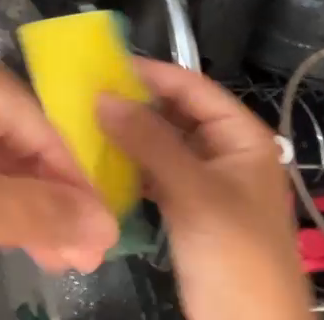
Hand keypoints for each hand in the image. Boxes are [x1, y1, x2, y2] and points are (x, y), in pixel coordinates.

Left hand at [0, 53, 120, 272]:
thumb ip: (39, 213)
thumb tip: (105, 223)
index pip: (46, 129)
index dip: (77, 184)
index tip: (101, 236)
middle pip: (24, 143)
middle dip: (53, 201)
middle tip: (80, 256)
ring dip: (27, 207)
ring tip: (54, 259)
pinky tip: (15, 238)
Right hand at [96, 59, 310, 319]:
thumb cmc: (236, 256)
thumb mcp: (194, 193)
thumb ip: (148, 140)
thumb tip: (100, 94)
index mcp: (243, 138)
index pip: (191, 86)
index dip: (149, 72)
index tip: (99, 66)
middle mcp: (225, 151)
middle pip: (174, 111)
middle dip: (132, 102)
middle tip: (81, 93)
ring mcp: (206, 180)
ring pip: (160, 140)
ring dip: (126, 131)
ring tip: (80, 120)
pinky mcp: (187, 206)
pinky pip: (153, 169)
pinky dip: (128, 161)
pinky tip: (95, 158)